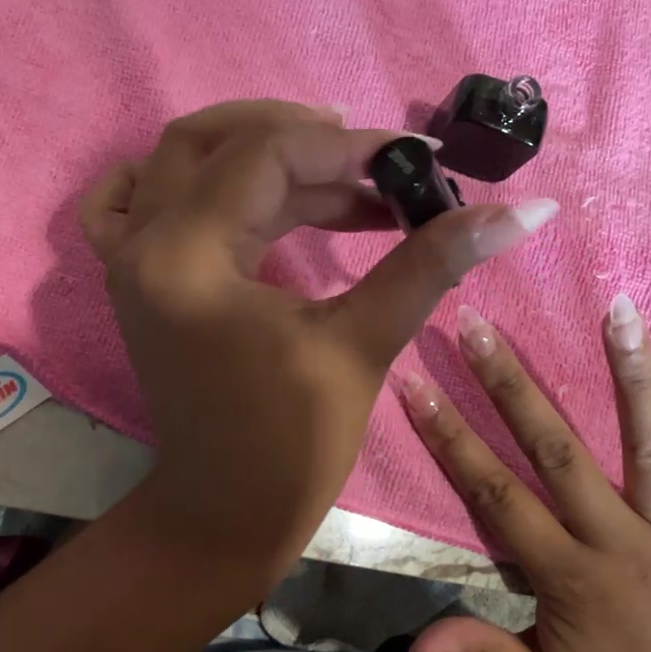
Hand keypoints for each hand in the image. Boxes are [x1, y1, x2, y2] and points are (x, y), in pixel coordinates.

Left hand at [80, 101, 557, 580]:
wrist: (223, 511)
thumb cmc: (289, 443)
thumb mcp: (360, 345)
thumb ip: (428, 264)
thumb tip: (523, 210)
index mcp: (188, 256)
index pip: (266, 157)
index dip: (348, 148)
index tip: (415, 161)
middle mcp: (142, 243)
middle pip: (213, 142)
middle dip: (300, 139)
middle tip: (372, 161)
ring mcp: (127, 259)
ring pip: (180, 164)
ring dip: (258, 158)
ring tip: (341, 180)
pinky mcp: (134, 279)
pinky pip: (128, 202)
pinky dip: (174, 180)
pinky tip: (223, 183)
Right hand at [397, 296, 650, 651]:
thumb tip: (404, 651)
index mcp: (570, 576)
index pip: (495, 493)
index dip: (449, 438)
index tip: (417, 383)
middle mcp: (621, 540)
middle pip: (557, 451)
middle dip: (512, 384)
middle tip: (479, 323)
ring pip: (650, 445)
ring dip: (634, 375)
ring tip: (618, 309)